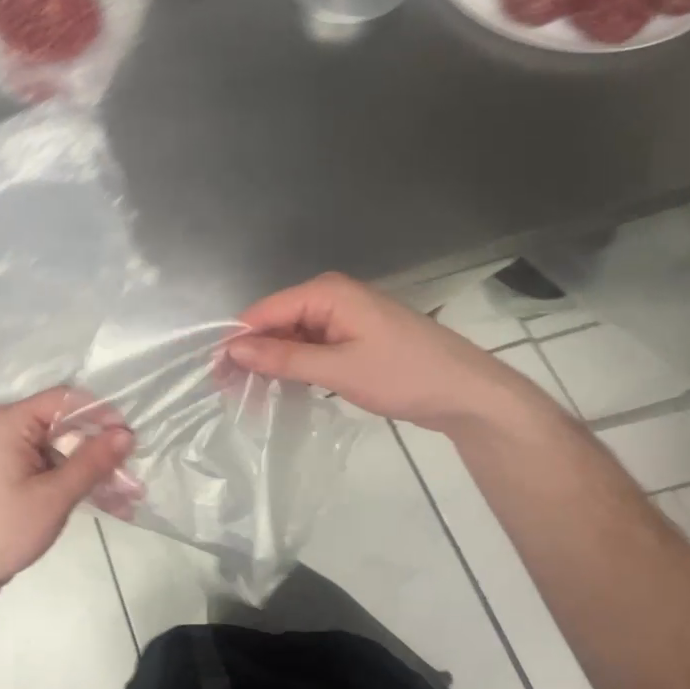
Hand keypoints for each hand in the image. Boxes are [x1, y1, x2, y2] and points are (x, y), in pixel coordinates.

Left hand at [0, 388, 133, 595]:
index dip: (100, 413)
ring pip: (64, 450)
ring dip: (95, 472)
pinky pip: (53, 467)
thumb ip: (92, 461)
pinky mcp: (14, 474)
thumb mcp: (55, 495)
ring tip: (131, 498)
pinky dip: (78, 483)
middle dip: (102, 451)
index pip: (64, 399)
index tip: (130, 437)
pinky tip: (111, 505)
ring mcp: (11, 452)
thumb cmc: (6, 527)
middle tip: (134, 476)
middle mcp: (10, 428)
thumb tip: (126, 433)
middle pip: (66, 426)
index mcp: (12, 421)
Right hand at [225, 272, 551, 436]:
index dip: (237, 340)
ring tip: (250, 395)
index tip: (216, 374)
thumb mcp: (339, 370)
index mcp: (326, 291)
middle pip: (276, 320)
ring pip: (293, 334)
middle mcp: (332, 294)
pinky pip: (313, 344)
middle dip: (252, 352)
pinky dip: (297, 364)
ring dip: (273, 361)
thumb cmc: (406, 376)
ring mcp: (345, 314)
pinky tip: (284, 387)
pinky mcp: (355, 335)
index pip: (264, 311)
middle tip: (230, 391)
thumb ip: (282, 358)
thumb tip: (232, 349)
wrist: (473, 397)